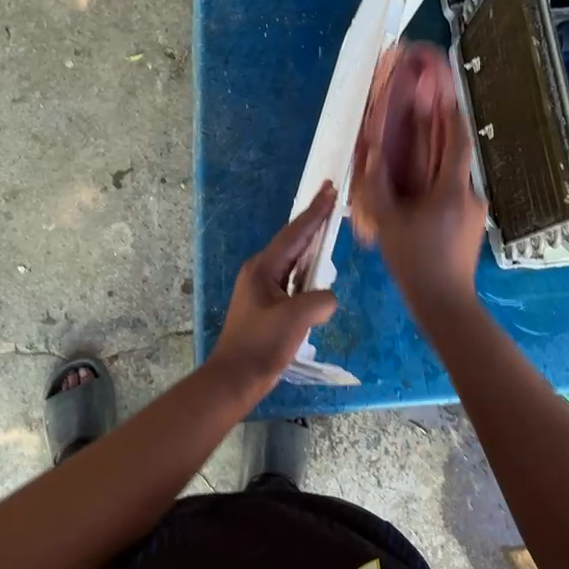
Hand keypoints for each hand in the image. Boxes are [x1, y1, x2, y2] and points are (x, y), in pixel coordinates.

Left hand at [209, 185, 341, 401]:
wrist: (235, 379)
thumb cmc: (261, 344)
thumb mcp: (297, 318)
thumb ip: (320, 299)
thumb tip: (327, 298)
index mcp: (263, 268)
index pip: (295, 233)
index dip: (315, 211)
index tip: (329, 188)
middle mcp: (260, 272)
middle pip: (293, 242)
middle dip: (314, 223)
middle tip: (333, 202)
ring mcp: (261, 290)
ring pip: (293, 262)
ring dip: (312, 250)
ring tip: (330, 236)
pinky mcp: (266, 308)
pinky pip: (292, 281)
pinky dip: (308, 274)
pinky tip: (319, 279)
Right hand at [353, 50, 486, 320]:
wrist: (445, 304)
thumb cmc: (415, 261)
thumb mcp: (388, 221)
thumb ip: (378, 183)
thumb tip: (371, 149)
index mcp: (453, 188)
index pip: (457, 137)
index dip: (449, 107)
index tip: (442, 81)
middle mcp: (471, 193)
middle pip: (457, 150)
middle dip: (442, 122)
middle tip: (428, 98)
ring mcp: (474, 208)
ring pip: (454, 171)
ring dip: (438, 150)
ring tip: (419, 135)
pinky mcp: (471, 222)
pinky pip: (454, 188)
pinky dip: (438, 175)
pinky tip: (421, 180)